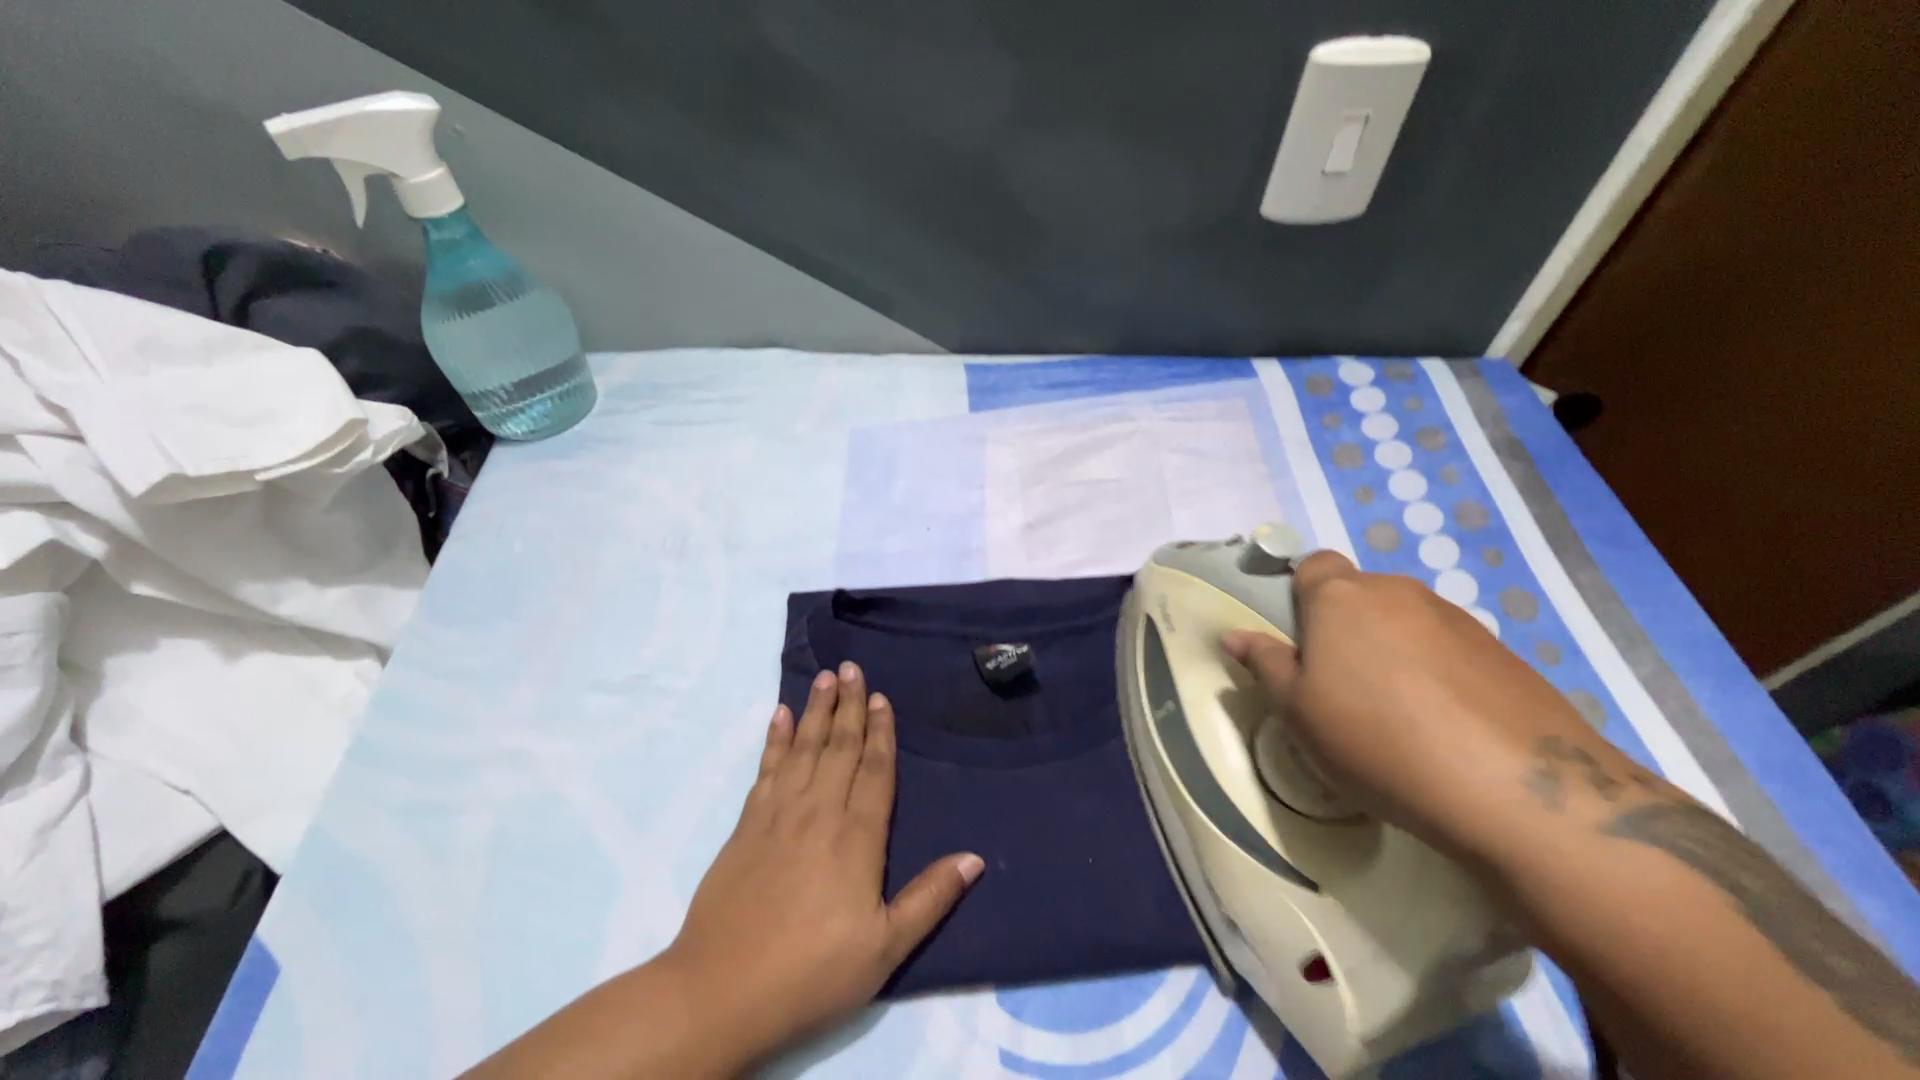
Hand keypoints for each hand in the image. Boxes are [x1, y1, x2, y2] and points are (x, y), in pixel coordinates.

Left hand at [463, 664, 980, 1079]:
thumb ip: (929, 899)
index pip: (875, 771)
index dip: (882, 733)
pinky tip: (780, 717)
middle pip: (839, 748)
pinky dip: (775, 740)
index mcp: (858, 838)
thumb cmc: (812, 972)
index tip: (883, 698)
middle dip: (850, 706)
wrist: (722, 989)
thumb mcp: (885, 948)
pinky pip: (766, 769)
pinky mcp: (745, 827)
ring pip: (803, 749)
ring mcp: (777, 816)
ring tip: (825, 678)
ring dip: (816, 711)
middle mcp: (819, 813)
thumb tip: (975, 858)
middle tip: (853, 668)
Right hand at [1220, 550, 1654, 860]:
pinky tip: (1442, 725)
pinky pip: (1448, 650)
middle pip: (1360, 595)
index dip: (1301, 596)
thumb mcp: (1299, 713)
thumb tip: (1234, 635)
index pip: (1312, 565)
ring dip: (1393, 652)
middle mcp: (1399, 591)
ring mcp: (1457, 618)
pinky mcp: (1502, 651)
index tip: (1301, 645)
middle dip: (1347, 629)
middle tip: (1341, 690)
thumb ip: (1267, 666)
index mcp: (1341, 597)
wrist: (1511, 786)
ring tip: (1396, 715)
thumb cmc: (1375, 741)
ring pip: (1406, 623)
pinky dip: (1437, 674)